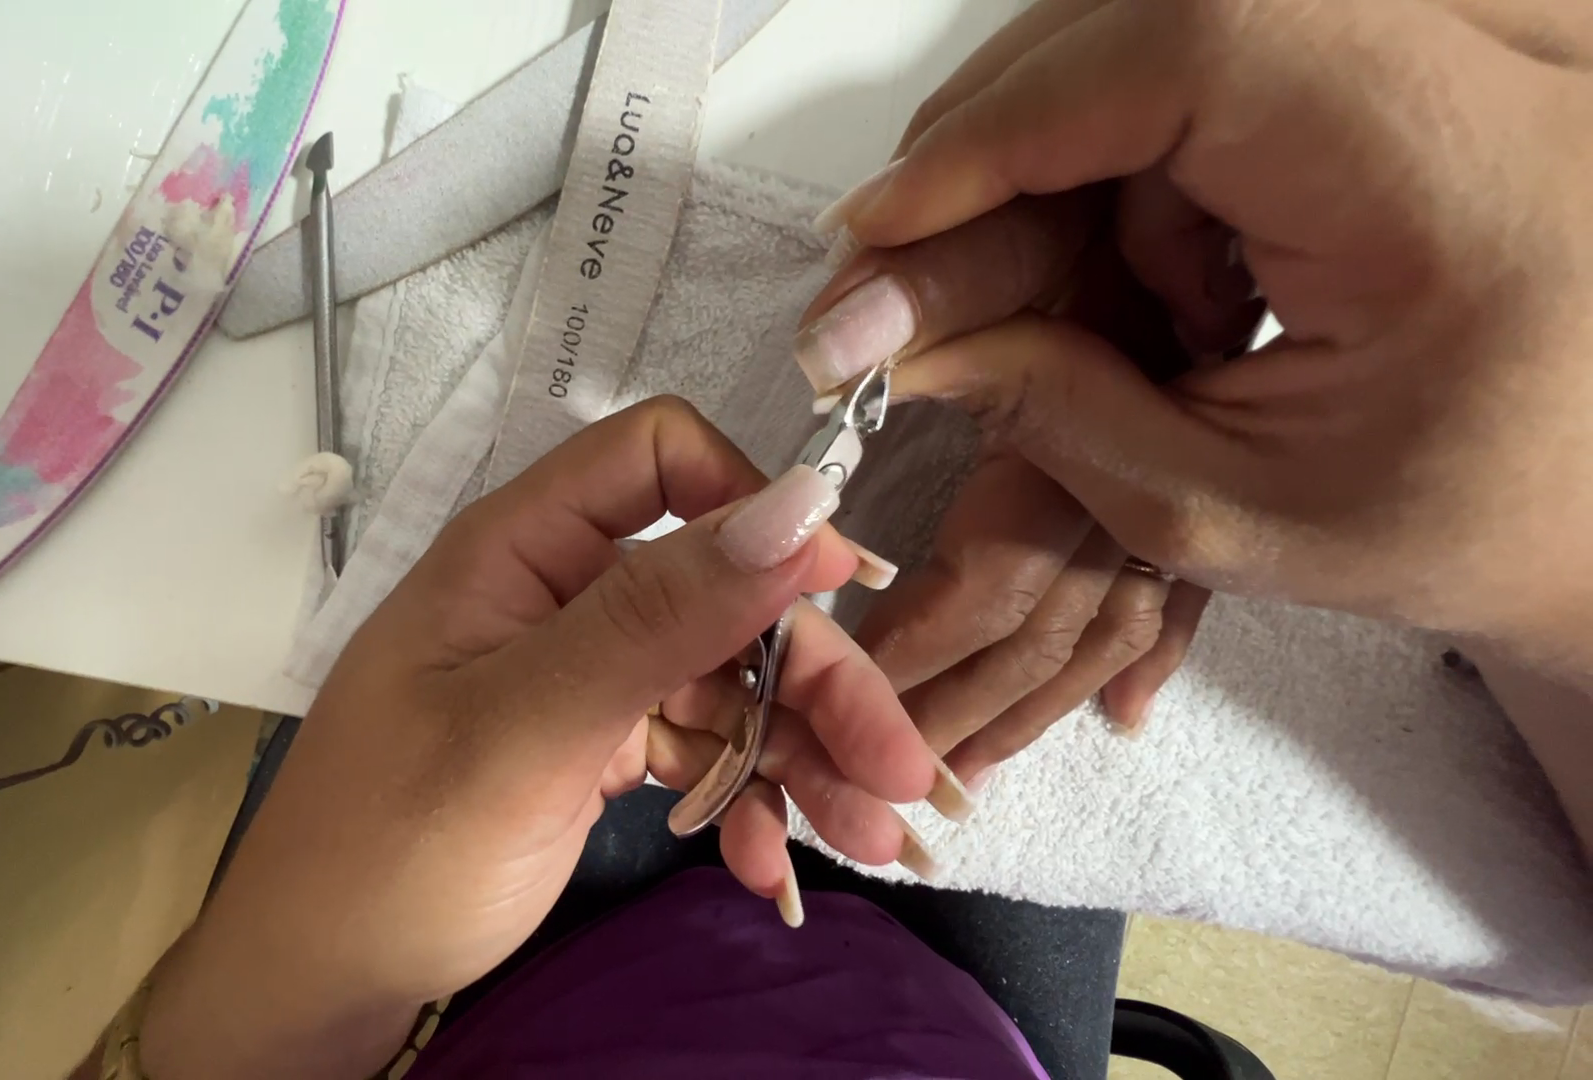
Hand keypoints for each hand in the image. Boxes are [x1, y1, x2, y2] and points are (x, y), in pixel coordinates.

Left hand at [142, 399, 951, 1079]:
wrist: (321, 981)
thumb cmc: (393, 847)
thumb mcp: (524, 728)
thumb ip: (656, 617)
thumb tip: (793, 508)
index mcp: (524, 549)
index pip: (655, 457)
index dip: (747, 500)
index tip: (831, 581)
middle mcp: (566, 594)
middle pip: (719, 589)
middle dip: (811, 674)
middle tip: (897, 769)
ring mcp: (589, 671)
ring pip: (725, 675)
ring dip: (801, 752)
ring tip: (869, 836)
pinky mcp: (604, 739)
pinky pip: (702, 746)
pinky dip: (746, 797)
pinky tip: (769, 863)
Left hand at [797, 191, 1213, 780]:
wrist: (1299, 139)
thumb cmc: (1126, 193)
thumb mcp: (1010, 238)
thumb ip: (924, 308)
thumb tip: (825, 361)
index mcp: (1084, 439)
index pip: (990, 578)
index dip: (917, 642)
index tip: (846, 682)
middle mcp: (1142, 487)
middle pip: (1041, 631)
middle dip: (960, 706)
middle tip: (894, 773)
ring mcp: (1184, 499)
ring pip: (1103, 637)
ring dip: (1034, 710)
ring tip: (974, 770)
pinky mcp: (1216, 495)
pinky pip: (1180, 607)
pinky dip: (1148, 667)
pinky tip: (1125, 721)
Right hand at [811, 0, 1592, 677]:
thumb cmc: (1452, 525)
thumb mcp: (1217, 509)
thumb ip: (1048, 414)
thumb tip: (889, 347)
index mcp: (1469, 180)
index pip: (1194, 50)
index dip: (999, 126)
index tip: (872, 225)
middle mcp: (1495, 48)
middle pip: (1142, 17)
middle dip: (984, 150)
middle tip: (899, 271)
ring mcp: (1466, 26)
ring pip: (1146, 41)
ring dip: (1045, 174)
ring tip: (1081, 312)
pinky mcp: (1418, 45)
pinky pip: (1192, 68)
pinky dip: (1110, 170)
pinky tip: (1154, 277)